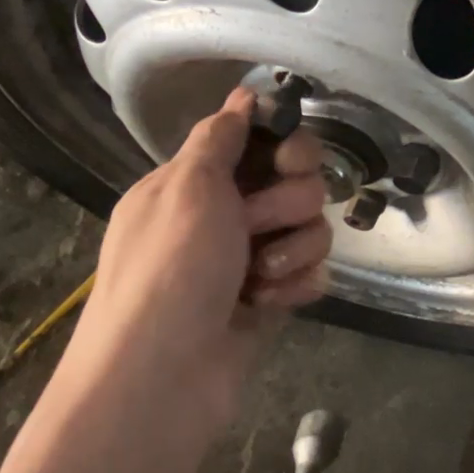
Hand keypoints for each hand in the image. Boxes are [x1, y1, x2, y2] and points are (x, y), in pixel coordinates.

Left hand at [0, 87, 329, 472]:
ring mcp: (251, 258)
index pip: (264, 140)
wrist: (160, 379)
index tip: (287, 161)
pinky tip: (268, 304)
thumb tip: (243, 93)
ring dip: (292, 249)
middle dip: (289, 204)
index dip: (287, 147)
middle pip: (300, 182)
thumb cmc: (169, 271)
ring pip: (313, 228)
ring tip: (259, 278)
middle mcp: (226, 215)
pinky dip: (294, 285)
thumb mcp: (186, 189)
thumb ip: (220, 137)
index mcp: (197, 181)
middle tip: (257, 226)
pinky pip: (312, 271)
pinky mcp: (272, 298)